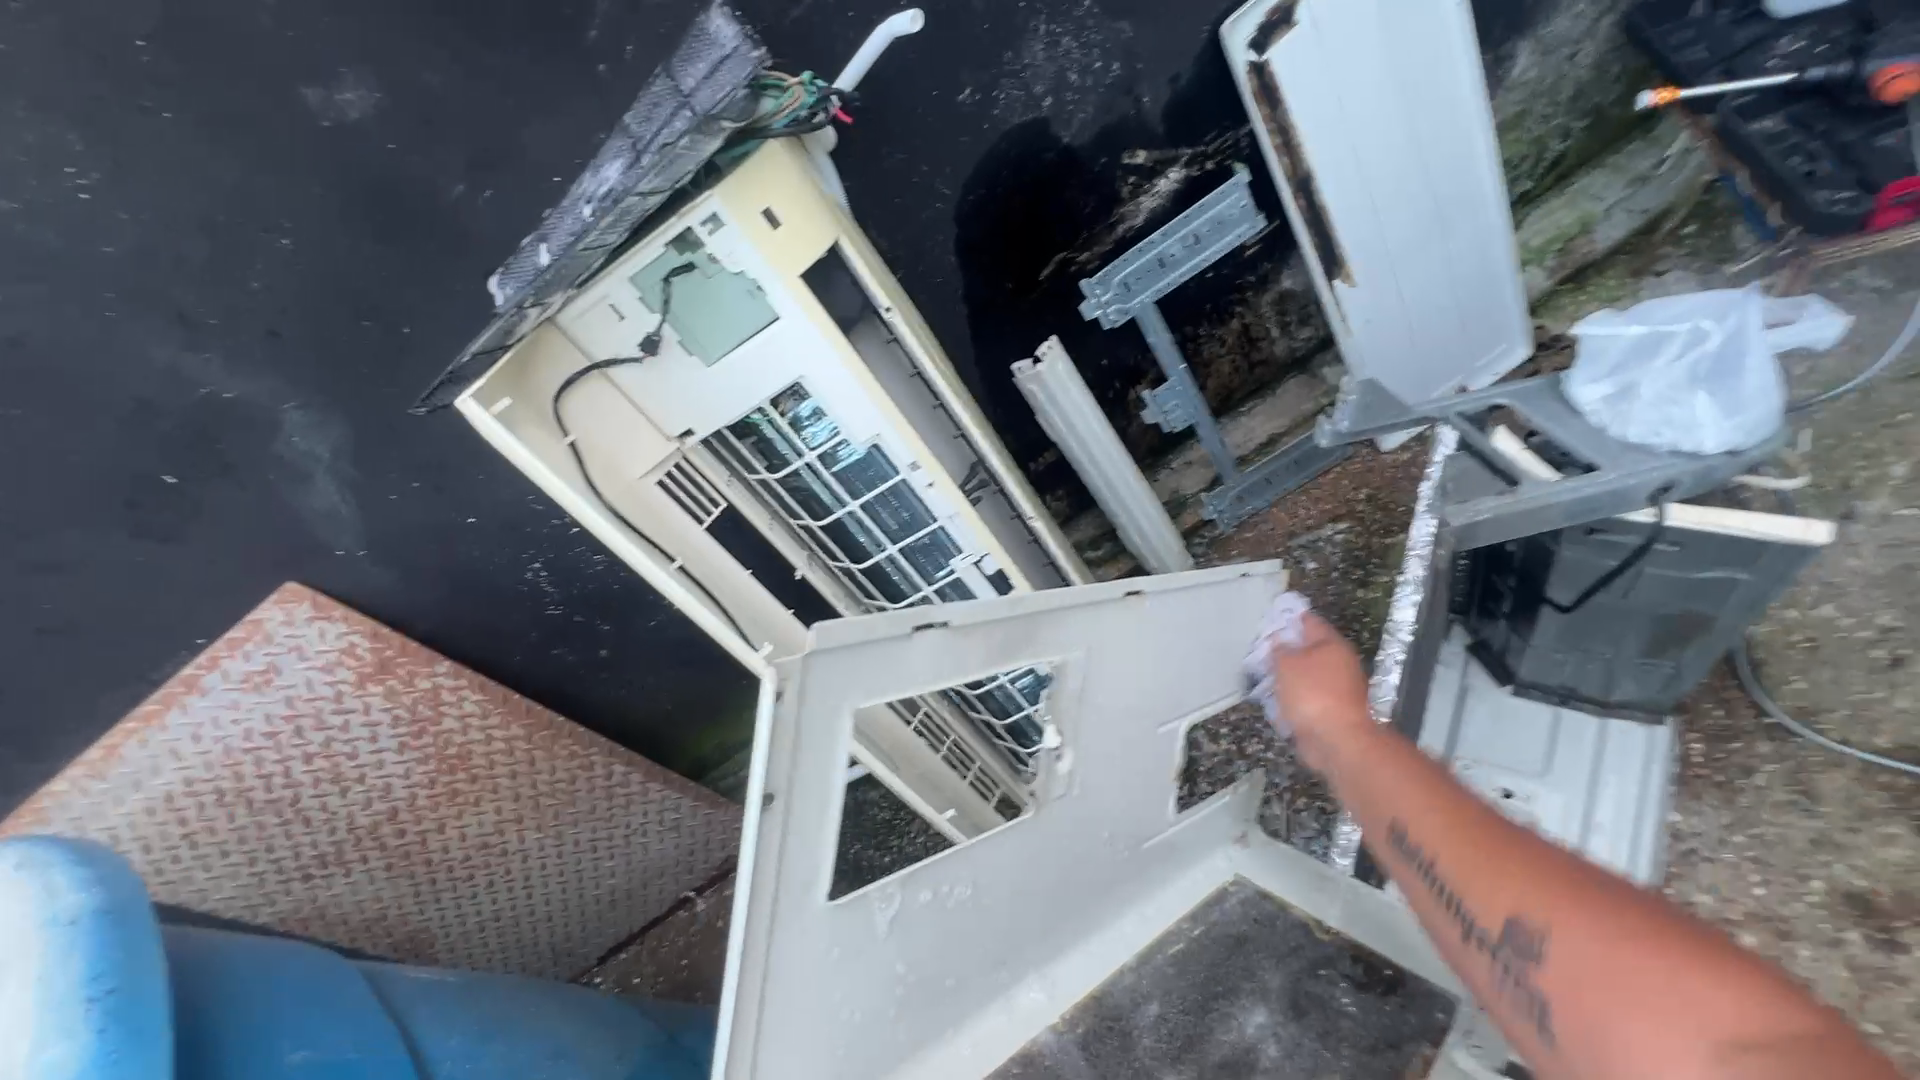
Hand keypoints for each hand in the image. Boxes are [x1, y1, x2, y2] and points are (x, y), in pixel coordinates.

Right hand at [1268, 612, 1376, 772]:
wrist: (1337, 740)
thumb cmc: (1311, 693)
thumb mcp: (1286, 663)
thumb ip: (1279, 648)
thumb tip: (1279, 641)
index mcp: (1332, 644)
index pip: (1309, 621)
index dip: (1288, 619)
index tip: (1268, 620)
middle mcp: (1339, 663)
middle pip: (1308, 650)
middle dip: (1285, 651)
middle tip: (1260, 652)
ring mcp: (1338, 688)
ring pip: (1306, 675)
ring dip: (1287, 677)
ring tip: (1263, 678)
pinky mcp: (1332, 710)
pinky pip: (1308, 697)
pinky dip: (1294, 698)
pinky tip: (1276, 701)